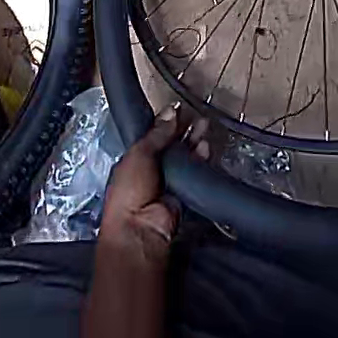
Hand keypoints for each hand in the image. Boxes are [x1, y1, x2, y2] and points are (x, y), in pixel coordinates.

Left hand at [99, 105, 203, 261]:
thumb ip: (157, 133)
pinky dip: (201, 159)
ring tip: (205, 126)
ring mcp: (169, 181)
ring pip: (185, 156)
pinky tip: (207, 148)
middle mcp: (153, 168)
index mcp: (136, 157)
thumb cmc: (131, 188)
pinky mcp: (185, 193)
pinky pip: (194, 172)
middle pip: (172, 144)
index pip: (154, 135)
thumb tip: (171, 111)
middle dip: (184, 130)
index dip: (167, 122)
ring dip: (195, 141)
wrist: (140, 229)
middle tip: (198, 116)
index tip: (180, 108)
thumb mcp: (139, 154)